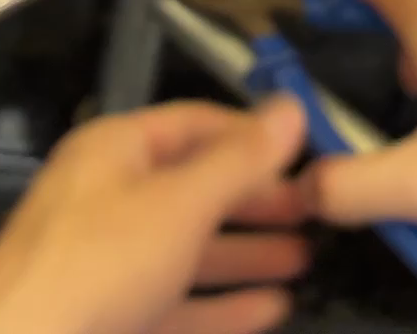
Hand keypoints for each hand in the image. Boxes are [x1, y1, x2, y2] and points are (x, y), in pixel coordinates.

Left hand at [0, 97, 309, 333]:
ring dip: (246, 253)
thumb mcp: (178, 204)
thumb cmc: (102, 264)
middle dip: (255, 199)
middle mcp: (110, 196)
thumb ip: (239, 159)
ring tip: (305, 258)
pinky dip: (221, 303)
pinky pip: (176, 299)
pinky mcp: (111, 316)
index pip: (192, 124)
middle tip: (314, 211)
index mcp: (116, 150)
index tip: (302, 150)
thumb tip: (292, 104)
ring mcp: (107, 261)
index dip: (248, 133)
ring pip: (188, 247)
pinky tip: (272, 310)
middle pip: (194, 186)